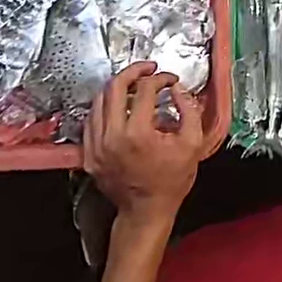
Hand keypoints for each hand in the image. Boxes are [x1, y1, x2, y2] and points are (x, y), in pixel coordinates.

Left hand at [84, 61, 205, 226]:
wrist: (146, 212)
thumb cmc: (171, 181)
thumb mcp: (192, 144)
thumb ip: (189, 110)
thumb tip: (177, 88)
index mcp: (138, 134)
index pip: (145, 89)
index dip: (160, 79)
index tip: (170, 80)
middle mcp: (112, 136)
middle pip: (116, 86)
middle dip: (134, 71)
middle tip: (148, 69)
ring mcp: (97, 145)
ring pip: (100, 99)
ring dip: (118, 87)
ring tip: (134, 85)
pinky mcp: (89, 153)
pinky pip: (92, 118)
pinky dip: (105, 106)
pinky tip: (118, 105)